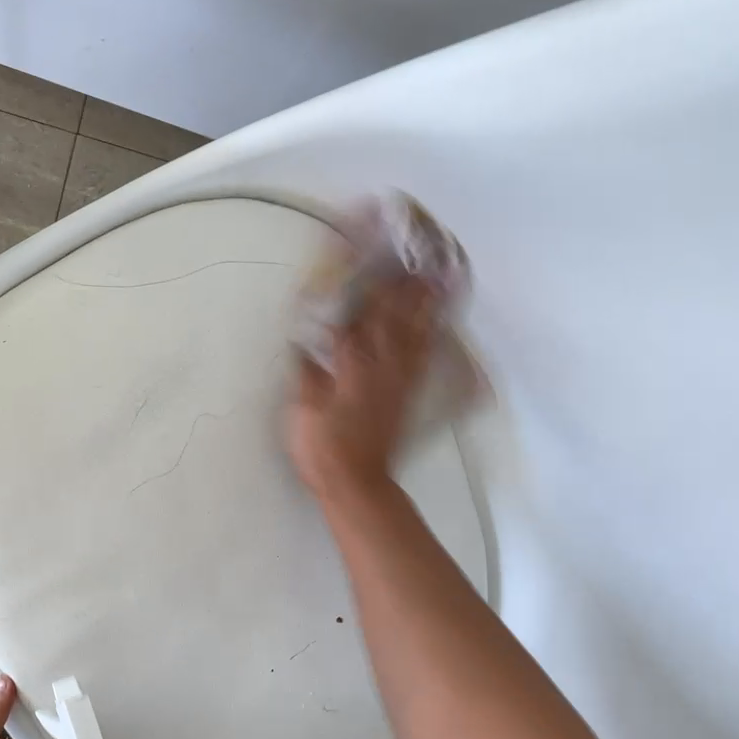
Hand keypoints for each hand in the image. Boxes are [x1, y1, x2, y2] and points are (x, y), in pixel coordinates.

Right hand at [287, 276, 440, 501]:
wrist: (355, 483)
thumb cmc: (321, 448)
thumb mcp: (302, 410)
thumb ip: (307, 373)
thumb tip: (304, 341)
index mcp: (351, 367)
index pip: (356, 318)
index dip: (361, 288)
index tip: (365, 258)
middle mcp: (381, 367)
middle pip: (392, 318)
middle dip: (398, 286)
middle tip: (408, 254)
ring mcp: (399, 380)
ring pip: (414, 333)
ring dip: (423, 304)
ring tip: (433, 276)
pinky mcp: (408, 394)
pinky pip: (423, 357)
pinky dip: (431, 335)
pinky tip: (436, 322)